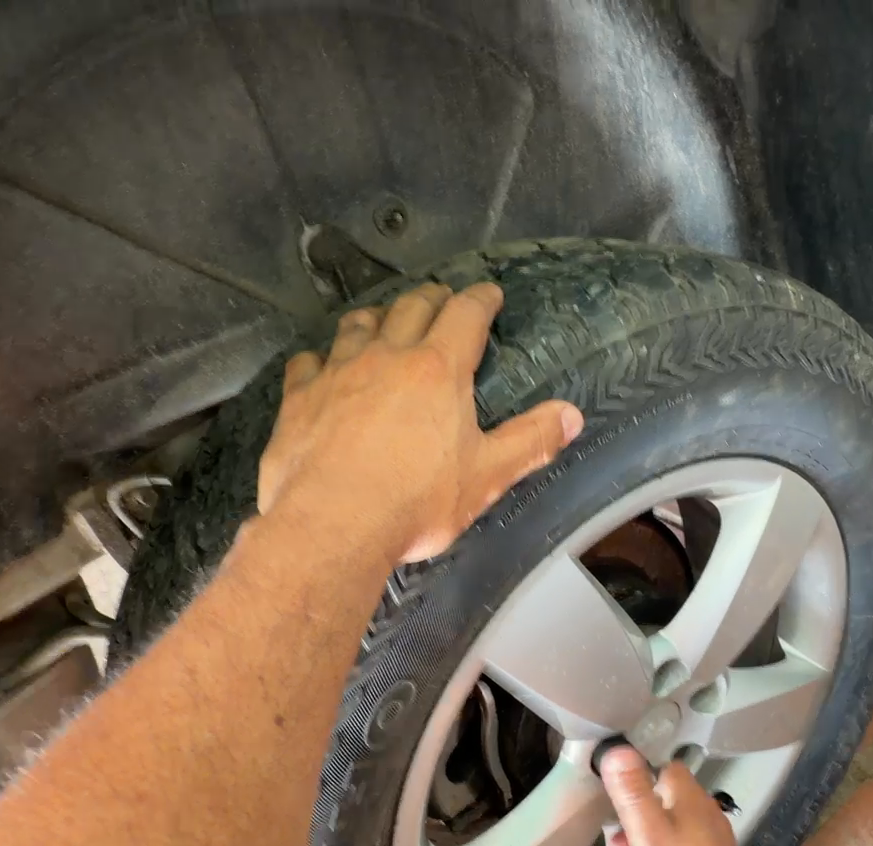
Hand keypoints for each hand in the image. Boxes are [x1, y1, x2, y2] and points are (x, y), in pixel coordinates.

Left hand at [257, 283, 582, 563]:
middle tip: (442, 300)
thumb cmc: (417, 501)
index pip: (465, 315)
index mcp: (438, 370)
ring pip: (358, 325)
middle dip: (432, 298)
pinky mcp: (300, 398)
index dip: (481, 299)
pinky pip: (308, 361)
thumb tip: (572, 415)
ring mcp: (338, 373)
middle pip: (411, 307)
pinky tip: (323, 367)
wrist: (333, 525)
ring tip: (385, 322)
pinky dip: (321, 358)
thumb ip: (531, 441)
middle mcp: (387, 357)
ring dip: (378, 317)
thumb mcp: (487, 475)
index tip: (489, 293)